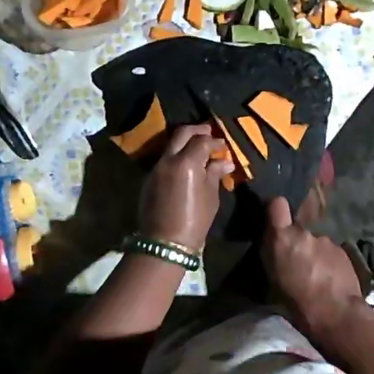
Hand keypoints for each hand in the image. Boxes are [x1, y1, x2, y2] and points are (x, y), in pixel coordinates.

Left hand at [137, 124, 230, 251]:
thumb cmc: (195, 220)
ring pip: (171, 144)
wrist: (165, 243)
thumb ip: (215, 174)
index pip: (202, 141)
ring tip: (199, 148)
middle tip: (209, 133)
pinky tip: (186, 163)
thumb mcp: (211, 197)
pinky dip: (177, 155)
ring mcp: (156, 167)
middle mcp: (169, 159)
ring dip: (185, 142)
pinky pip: (165, 158)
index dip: (215, 141)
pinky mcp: (150, 177)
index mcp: (187, 162)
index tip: (223, 145)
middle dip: (197, 131)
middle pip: (182, 133)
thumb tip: (224, 162)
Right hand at [262, 197, 363, 337]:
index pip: (276, 204)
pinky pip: (329, 251)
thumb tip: (272, 245)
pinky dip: (328, 261)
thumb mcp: (272, 279)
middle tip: (297, 260)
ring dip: (313, 252)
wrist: (336, 313)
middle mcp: (303, 232)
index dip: (276, 208)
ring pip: (314, 241)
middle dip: (296, 239)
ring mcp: (325, 240)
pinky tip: (330, 278)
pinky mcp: (342, 250)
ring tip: (316, 274)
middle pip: (297, 227)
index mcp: (281, 238)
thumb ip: (272, 254)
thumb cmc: (296, 302)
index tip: (275, 218)